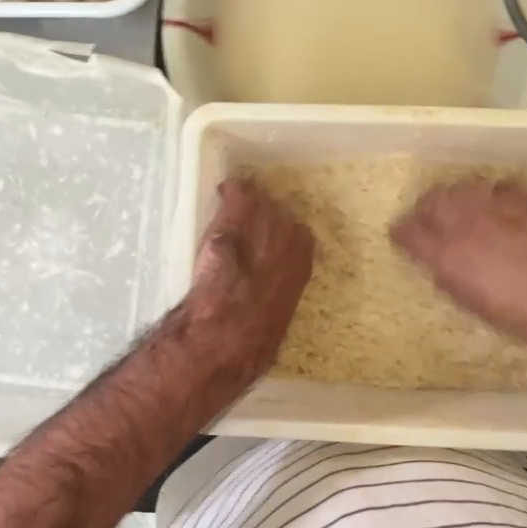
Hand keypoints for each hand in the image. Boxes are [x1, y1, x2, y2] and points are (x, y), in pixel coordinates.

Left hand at [187, 177, 313, 377]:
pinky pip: (236, 192)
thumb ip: (274, 308)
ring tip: (236, 204)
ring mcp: (263, 223)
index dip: (282, 241)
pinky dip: (229, 192)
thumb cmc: (255, 337)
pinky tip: (223, 190)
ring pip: (261, 200)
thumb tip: (268, 322)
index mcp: (303, 265)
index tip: (269, 245)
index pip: (300, 240)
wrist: (228, 328)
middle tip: (248, 222)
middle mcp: (291, 237)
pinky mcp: (234, 217)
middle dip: (265, 217)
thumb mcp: (276, 323)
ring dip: (248, 203)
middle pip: (280, 215)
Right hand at [391, 177, 526, 378]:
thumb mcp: (477, 305)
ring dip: (455, 198)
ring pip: (464, 188)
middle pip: (434, 200)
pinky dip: (488, 197)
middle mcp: (470, 221)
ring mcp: (502, 205)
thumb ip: (450, 276)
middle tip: (425, 221)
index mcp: (450, 254)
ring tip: (457, 211)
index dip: (402, 233)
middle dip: (425, 209)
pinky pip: (498, 189)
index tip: (399, 236)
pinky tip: (495, 209)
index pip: (411, 232)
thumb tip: (436, 260)